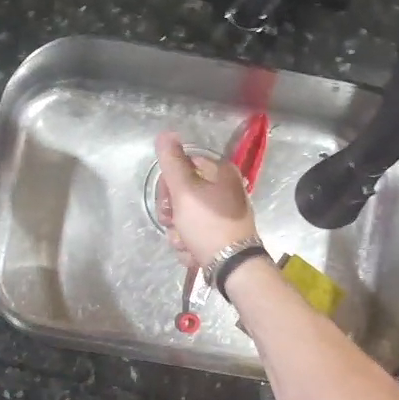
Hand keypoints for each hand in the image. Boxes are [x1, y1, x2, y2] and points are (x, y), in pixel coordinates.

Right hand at [155, 131, 259, 267]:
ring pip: (186, 218)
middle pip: (183, 194)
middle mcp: (225, 189)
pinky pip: (195, 234)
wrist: (232, 265)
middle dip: (172, 214)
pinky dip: (190, 245)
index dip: (168, 184)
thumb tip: (166, 134)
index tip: (166, 201)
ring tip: (185, 242)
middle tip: (173, 223)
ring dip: (178, 233)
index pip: (184, 165)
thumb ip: (172, 162)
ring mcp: (224, 214)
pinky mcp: (221, 235)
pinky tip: (193, 252)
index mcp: (221, 172)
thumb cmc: (208, 225)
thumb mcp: (184, 191)